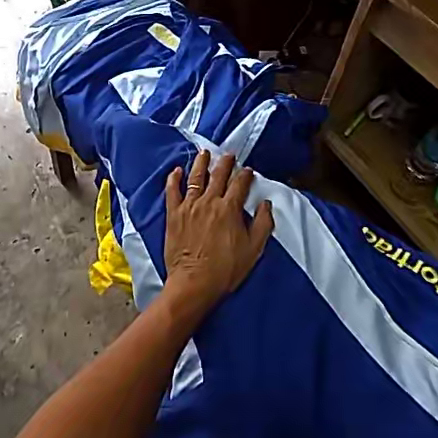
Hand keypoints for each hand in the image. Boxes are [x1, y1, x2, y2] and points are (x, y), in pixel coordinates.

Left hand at [162, 150, 272, 310]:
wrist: (193, 284)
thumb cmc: (226, 269)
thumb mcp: (254, 248)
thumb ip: (263, 223)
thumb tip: (265, 204)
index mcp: (230, 208)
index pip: (240, 183)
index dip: (246, 175)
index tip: (248, 171)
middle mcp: (209, 202)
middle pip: (218, 175)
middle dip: (225, 163)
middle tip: (229, 155)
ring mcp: (189, 207)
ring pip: (196, 178)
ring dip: (201, 164)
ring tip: (205, 154)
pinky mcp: (174, 216)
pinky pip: (172, 192)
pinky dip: (173, 180)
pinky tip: (176, 171)